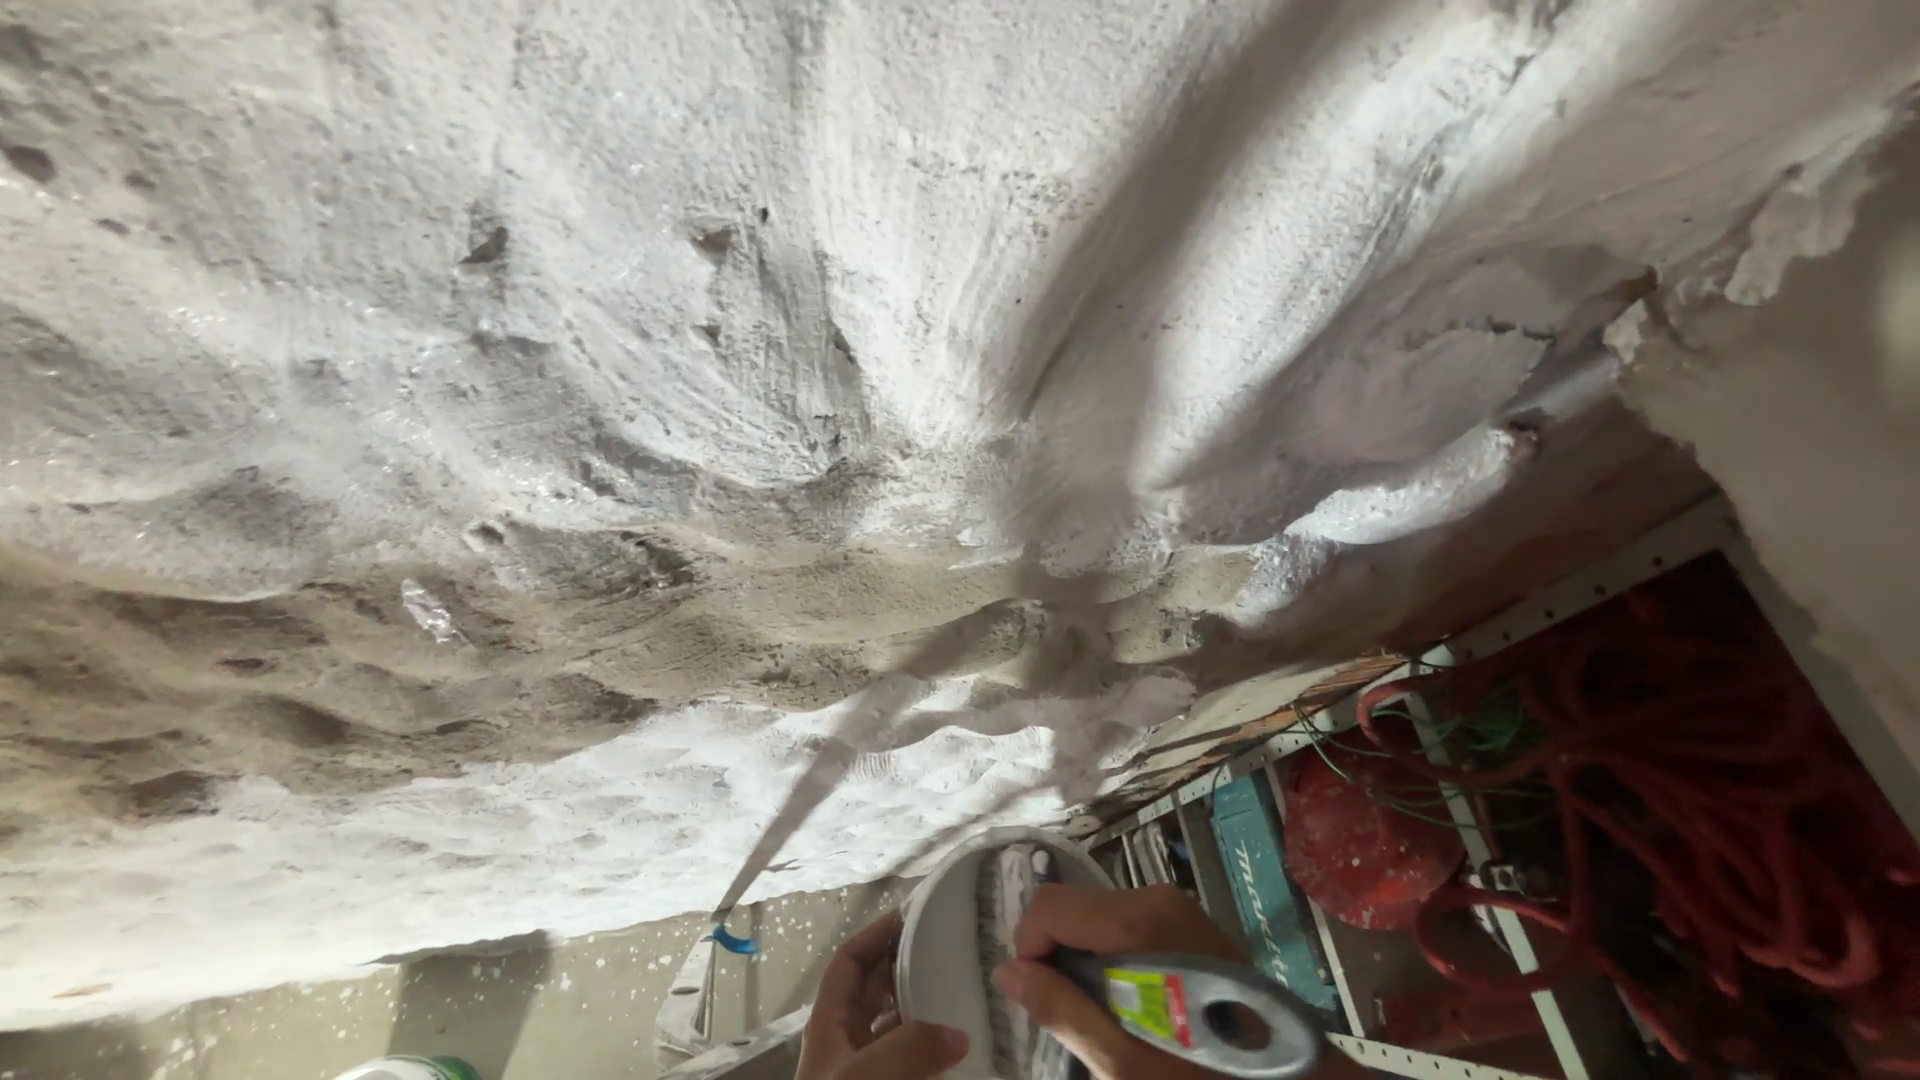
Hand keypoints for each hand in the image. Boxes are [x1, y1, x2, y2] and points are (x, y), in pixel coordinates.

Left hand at [796, 909, 969, 1079]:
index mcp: (829, 1026)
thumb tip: (956, 1032)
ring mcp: (867, 1074)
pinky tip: (963, 1047)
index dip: (874, 935)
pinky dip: (934, 1049)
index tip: (912, 916)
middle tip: (948, 947)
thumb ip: (910, 1047)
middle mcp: (847, 1046)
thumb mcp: (866, 1077)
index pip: (847, 963)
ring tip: (962, 988)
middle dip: (905, 964)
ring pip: (895, 1026)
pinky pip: (913, 1063)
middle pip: (873, 990)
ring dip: (923, 1006)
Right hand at [993, 884, 1367, 1079]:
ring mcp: (1177, 906)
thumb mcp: (1123, 1060)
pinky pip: (1127, 924)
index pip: (1048, 905)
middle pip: (1072, 907)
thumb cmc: (1203, 1076)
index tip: (1042, 1000)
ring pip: (1097, 916)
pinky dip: (1114, 958)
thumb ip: (1060, 1009)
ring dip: (1086, 960)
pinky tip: (1137, 1004)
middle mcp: (1154, 896)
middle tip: (1078, 1018)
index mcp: (1135, 920)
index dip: (1030, 949)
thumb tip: (1006, 970)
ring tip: (1110, 1017)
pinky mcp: (1191, 921)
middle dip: (1058, 956)